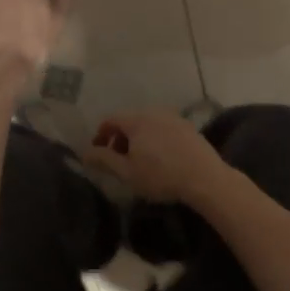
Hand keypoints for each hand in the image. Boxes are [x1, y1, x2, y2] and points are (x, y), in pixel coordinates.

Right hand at [80, 110, 231, 204]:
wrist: (204, 177)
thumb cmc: (160, 175)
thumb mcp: (127, 172)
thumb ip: (104, 160)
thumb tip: (85, 152)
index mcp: (136, 120)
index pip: (111, 120)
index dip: (100, 135)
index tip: (98, 153)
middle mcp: (154, 112)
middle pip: (129, 121)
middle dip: (120, 139)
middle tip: (118, 160)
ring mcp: (174, 118)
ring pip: (148, 124)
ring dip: (138, 140)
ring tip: (139, 161)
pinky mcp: (189, 127)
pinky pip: (164, 129)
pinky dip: (155, 139)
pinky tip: (161, 158)